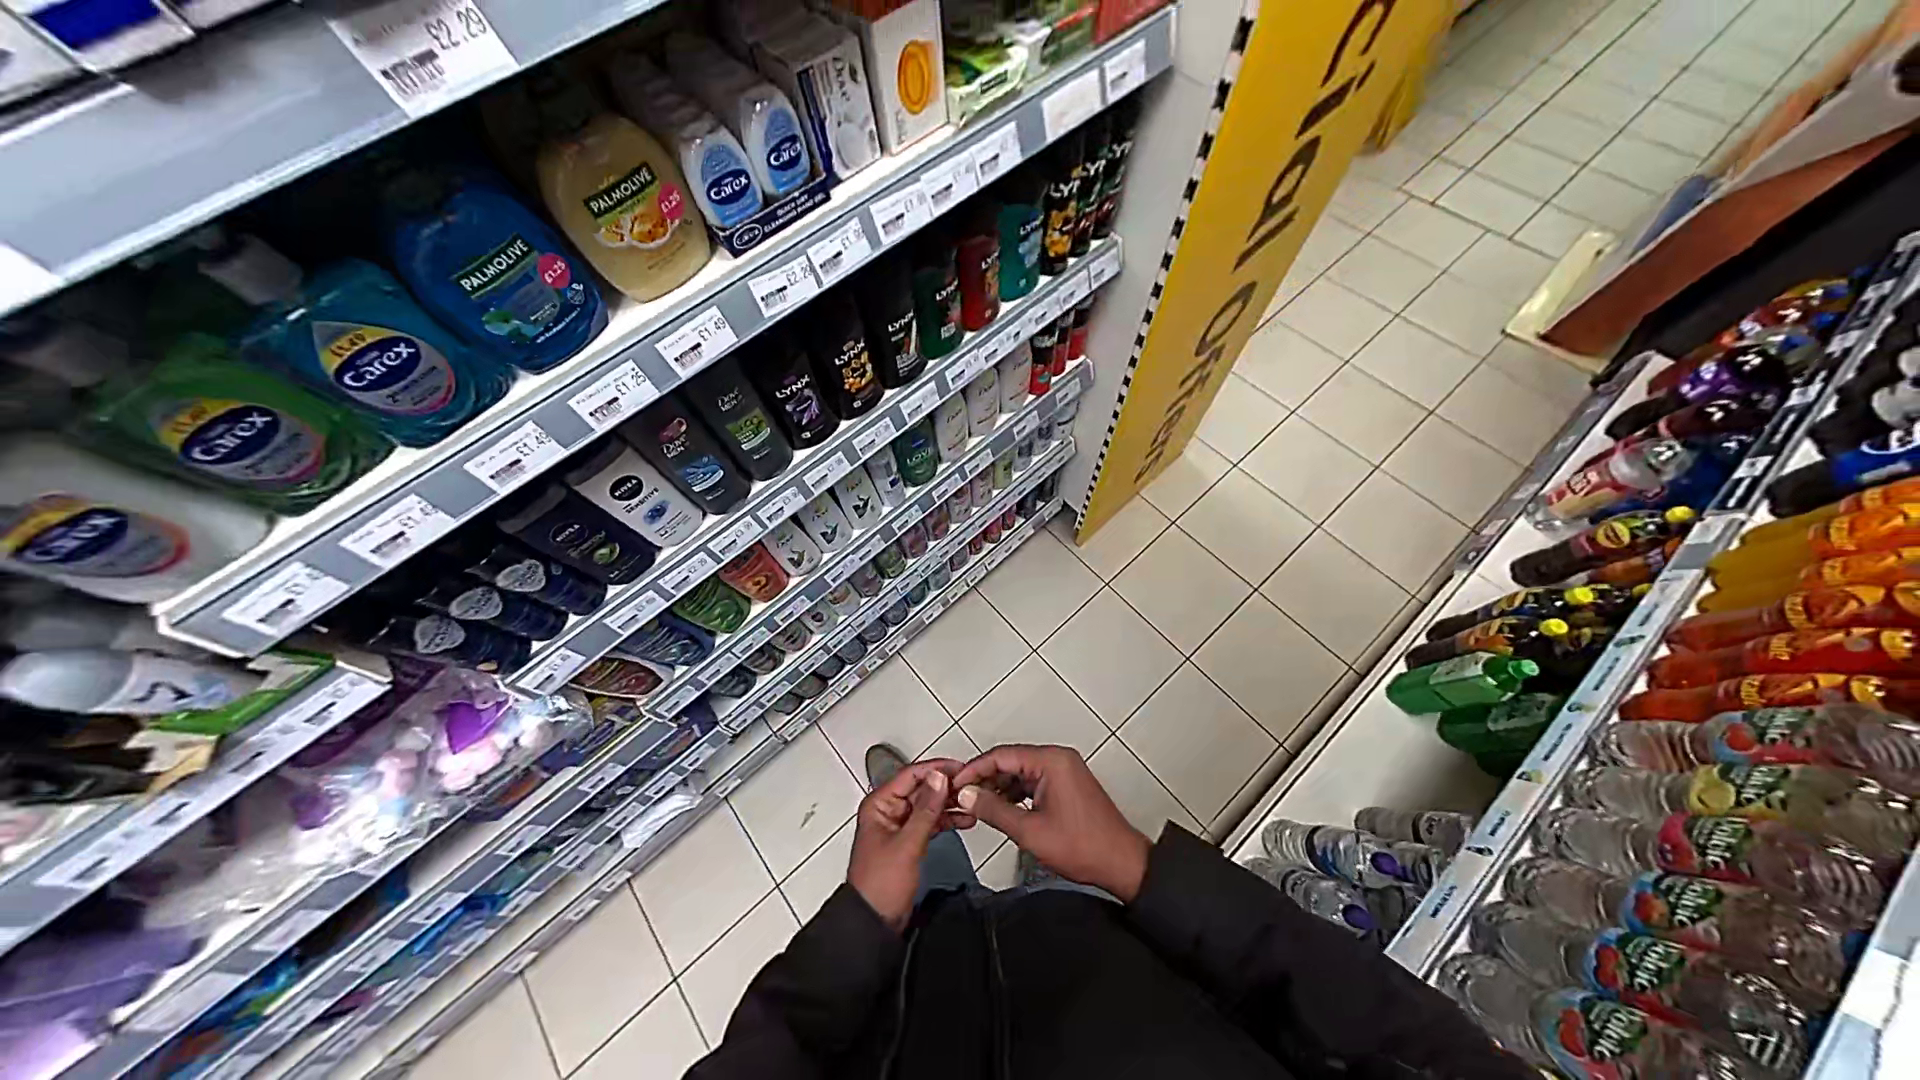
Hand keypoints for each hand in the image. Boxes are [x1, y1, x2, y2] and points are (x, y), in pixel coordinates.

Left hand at [847, 760, 960, 930]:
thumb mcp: (907, 844)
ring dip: (949, 803)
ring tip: (971, 803)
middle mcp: (888, 811)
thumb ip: (925, 810)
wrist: (875, 923)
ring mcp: (899, 825)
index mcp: (879, 804)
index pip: (910, 775)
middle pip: (921, 788)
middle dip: (946, 787)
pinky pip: (930, 821)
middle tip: (970, 787)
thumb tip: (938, 779)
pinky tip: (964, 819)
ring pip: (928, 804)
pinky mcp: (909, 840)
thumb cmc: (879, 886)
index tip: (959, 769)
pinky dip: (946, 819)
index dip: (936, 769)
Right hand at [953, 744, 1151, 901]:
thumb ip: (993, 810)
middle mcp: (1059, 759)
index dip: (975, 770)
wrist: (1121, 863)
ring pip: (1020, 771)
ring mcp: (1064, 770)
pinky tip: (1002, 808)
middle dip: (985, 778)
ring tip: (979, 804)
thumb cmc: (1086, 847)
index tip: (957, 783)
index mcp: (1052, 761)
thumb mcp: (1029, 831)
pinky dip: (1015, 792)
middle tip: (964, 795)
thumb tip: (969, 796)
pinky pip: (1032, 780)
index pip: (1001, 755)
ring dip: (999, 787)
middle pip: (1010, 760)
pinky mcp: (1066, 784)